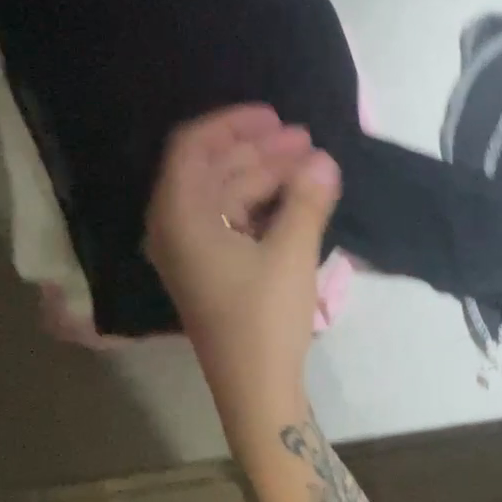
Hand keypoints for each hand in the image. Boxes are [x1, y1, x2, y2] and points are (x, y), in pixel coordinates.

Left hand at [146, 104, 340, 416]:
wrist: (255, 384)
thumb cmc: (265, 318)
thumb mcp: (291, 256)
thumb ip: (306, 203)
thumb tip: (325, 160)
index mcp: (179, 215)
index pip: (195, 148)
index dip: (235, 125)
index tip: (277, 116)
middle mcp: (176, 226)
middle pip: (214, 171)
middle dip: (260, 151)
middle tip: (307, 140)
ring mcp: (195, 251)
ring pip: (228, 197)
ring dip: (267, 178)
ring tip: (311, 167)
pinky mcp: (215, 271)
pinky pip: (236, 222)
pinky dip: (265, 206)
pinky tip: (296, 203)